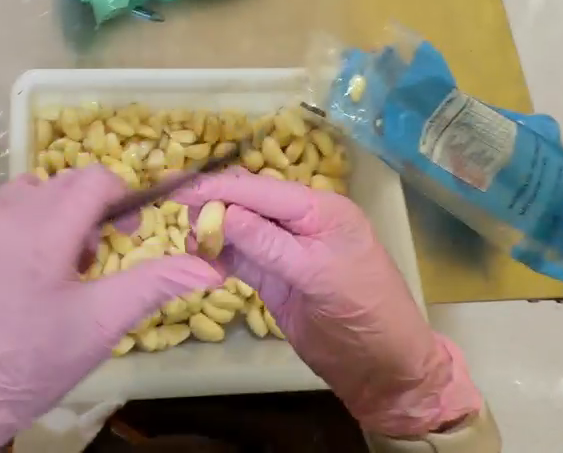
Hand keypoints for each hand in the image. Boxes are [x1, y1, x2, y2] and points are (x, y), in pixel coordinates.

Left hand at [0, 167, 224, 452]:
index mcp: (44, 234)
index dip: (118, 197)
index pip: (94, 179)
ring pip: (25, 191)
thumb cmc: (37, 361)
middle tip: (82, 261)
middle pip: (61, 184)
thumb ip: (153, 284)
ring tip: (43, 265)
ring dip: (43, 215)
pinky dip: (5, 227)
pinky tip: (4, 268)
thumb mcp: (100, 325)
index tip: (124, 230)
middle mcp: (2, 215)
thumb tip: (209, 267)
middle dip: (82, 212)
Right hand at [177, 170, 482, 437]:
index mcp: (319, 208)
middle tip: (175, 208)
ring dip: (212, 230)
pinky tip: (199, 256)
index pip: (261, 188)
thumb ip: (268, 243)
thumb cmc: (364, 318)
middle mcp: (299, 220)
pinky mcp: (274, 275)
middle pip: (246, 201)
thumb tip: (221, 212)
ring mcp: (285, 248)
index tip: (181, 188)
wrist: (387, 375)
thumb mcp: (318, 276)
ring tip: (188, 239)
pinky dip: (218, 254)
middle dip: (212, 203)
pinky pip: (240, 256)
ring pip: (238, 228)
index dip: (221, 188)